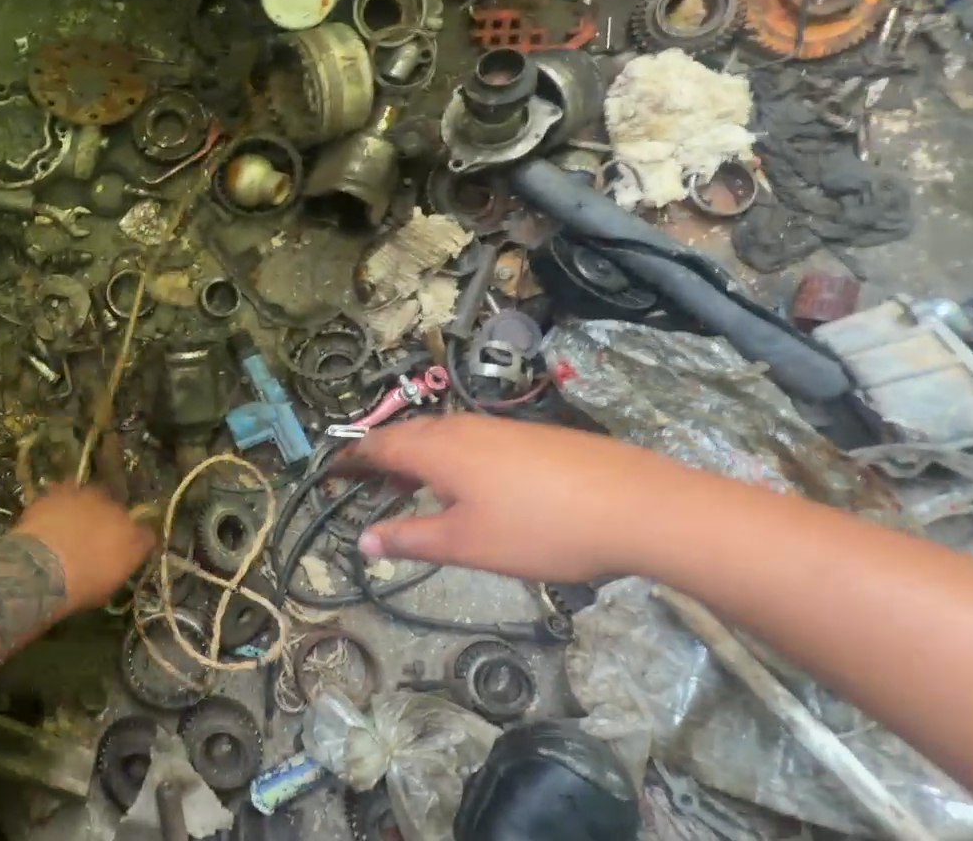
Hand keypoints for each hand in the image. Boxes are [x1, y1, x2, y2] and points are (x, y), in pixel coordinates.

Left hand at [13, 485, 156, 610]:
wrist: (42, 569)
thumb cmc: (77, 589)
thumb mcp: (106, 589)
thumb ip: (116, 568)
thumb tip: (112, 563)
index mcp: (133, 540)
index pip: (145, 536)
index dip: (135, 542)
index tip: (123, 551)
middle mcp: (118, 512)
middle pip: (118, 512)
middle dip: (109, 521)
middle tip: (93, 536)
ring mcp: (90, 496)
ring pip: (94, 496)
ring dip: (87, 507)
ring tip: (71, 521)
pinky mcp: (64, 489)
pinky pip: (67, 490)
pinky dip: (63, 499)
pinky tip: (52, 512)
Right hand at [343, 414, 696, 581]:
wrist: (642, 506)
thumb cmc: (540, 529)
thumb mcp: (466, 544)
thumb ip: (409, 540)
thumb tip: (362, 542)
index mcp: (436, 449)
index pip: (377, 445)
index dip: (350, 458)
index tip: (330, 472)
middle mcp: (461, 428)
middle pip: (406, 435)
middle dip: (381, 458)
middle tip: (368, 485)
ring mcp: (499, 429)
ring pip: (441, 436)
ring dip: (416, 459)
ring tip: (414, 490)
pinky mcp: (533, 437)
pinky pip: (471, 440)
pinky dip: (450, 458)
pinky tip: (472, 487)